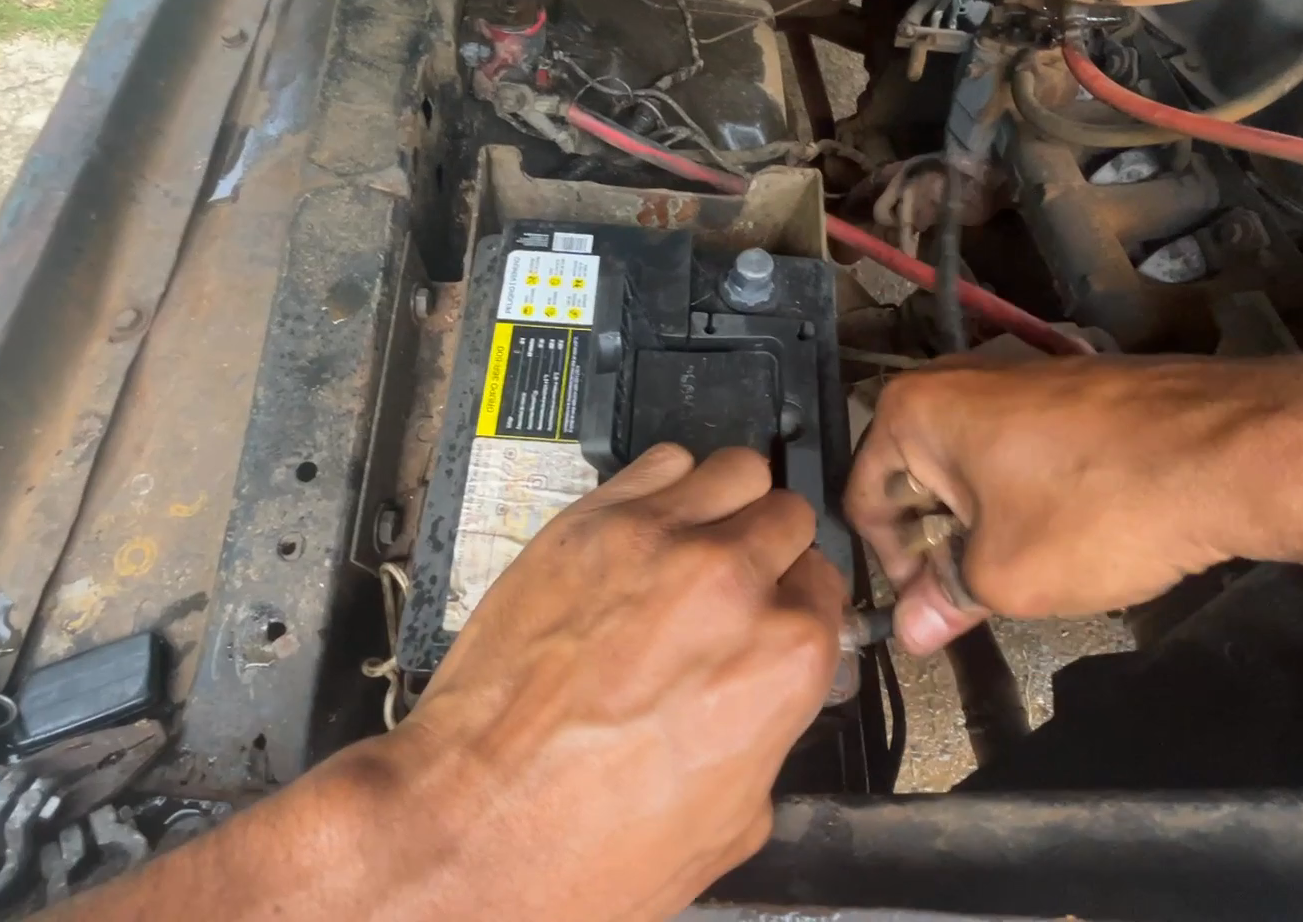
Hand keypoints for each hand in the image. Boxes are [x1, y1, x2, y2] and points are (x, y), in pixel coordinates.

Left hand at [396, 444, 844, 920]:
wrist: (475, 817)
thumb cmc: (592, 840)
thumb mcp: (733, 819)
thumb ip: (772, 726)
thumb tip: (770, 686)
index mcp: (784, 658)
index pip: (826, 585)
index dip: (801, 600)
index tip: (779, 605)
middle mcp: (730, 583)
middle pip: (788, 515)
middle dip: (773, 546)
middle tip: (741, 573)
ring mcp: (658, 541)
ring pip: (737, 470)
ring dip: (731, 501)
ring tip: (702, 535)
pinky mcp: (592, 520)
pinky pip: (662, 461)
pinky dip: (669, 484)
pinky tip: (651, 524)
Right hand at [846, 356, 1302, 655]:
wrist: (1244, 449)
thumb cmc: (1096, 510)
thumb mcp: (1004, 576)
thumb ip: (943, 601)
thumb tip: (910, 633)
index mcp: (911, 411)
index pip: (864, 499)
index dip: (890, 565)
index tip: (930, 606)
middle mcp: (950, 378)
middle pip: (912, 475)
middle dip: (933, 539)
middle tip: (971, 591)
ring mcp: (1012, 372)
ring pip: (964, 459)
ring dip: (975, 516)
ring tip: (1021, 562)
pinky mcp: (1066, 381)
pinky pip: (1014, 440)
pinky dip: (1018, 487)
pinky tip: (1064, 522)